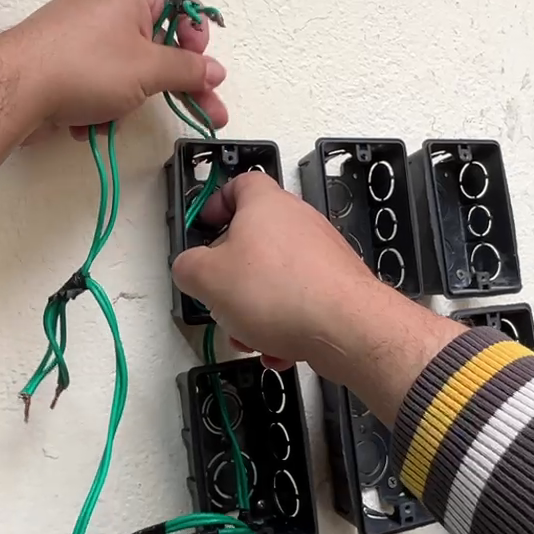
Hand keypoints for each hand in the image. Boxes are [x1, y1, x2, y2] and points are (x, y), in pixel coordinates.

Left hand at [0, 0, 227, 167]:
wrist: (13, 89)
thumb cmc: (87, 67)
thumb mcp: (148, 69)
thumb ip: (188, 70)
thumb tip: (216, 71)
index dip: (198, 24)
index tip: (199, 56)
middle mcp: (108, 5)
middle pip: (158, 39)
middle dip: (178, 79)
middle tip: (204, 108)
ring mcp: (84, 34)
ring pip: (129, 67)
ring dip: (133, 98)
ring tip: (119, 120)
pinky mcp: (65, 61)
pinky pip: (100, 79)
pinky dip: (102, 103)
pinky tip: (91, 123)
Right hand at [170, 173, 464, 423]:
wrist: (345, 327)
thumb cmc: (278, 292)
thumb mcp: (207, 278)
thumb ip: (188, 267)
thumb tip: (188, 267)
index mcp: (265, 204)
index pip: (240, 183)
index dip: (218, 203)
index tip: (206, 226)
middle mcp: (298, 220)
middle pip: (255, 239)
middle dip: (233, 276)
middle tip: (222, 297)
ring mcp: (322, 252)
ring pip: (276, 278)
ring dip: (256, 309)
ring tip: (250, 337)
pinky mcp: (338, 284)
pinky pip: (300, 300)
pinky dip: (285, 324)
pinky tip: (279, 350)